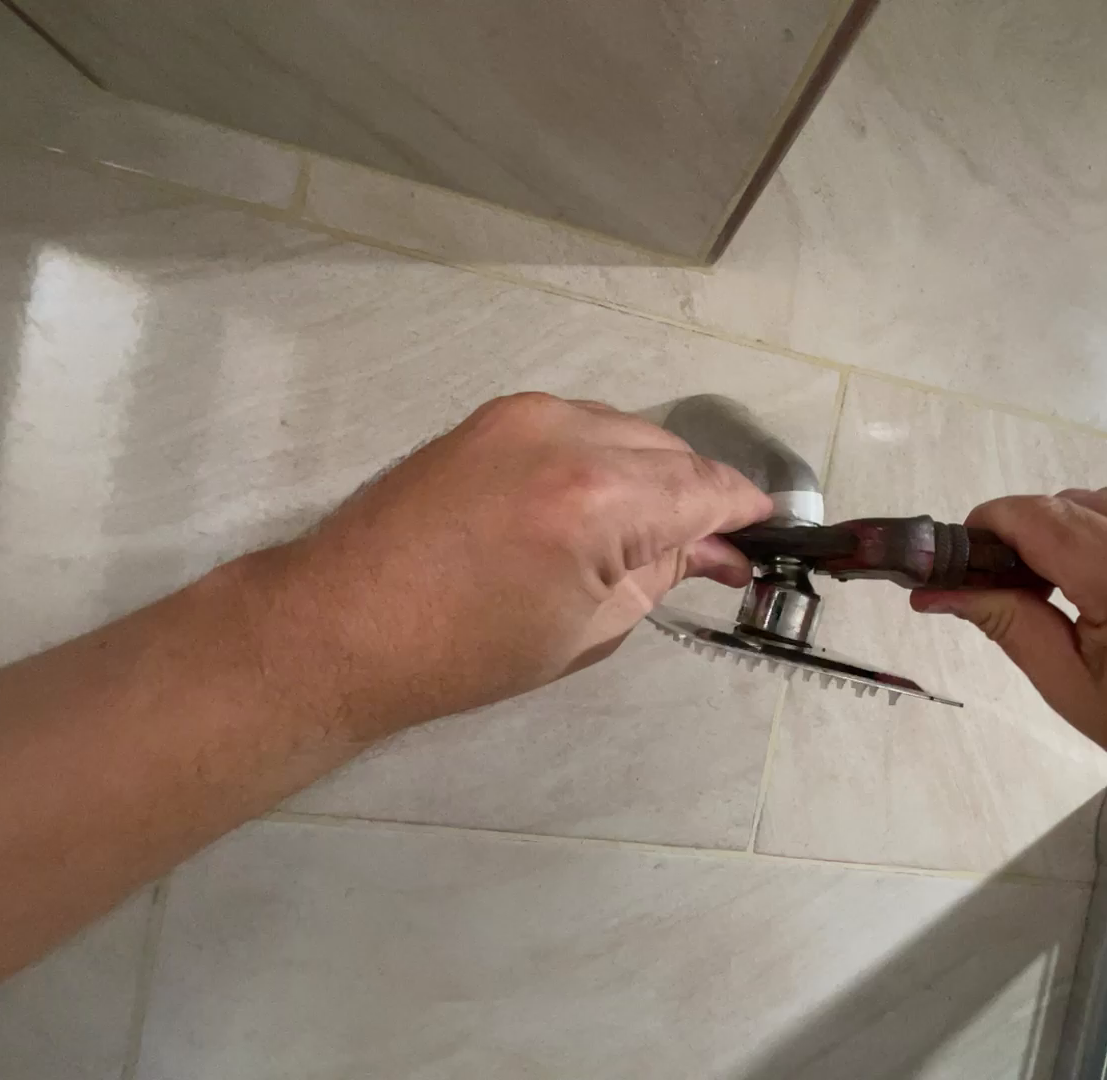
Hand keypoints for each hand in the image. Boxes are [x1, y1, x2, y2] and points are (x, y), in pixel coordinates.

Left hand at [235, 393, 772, 740]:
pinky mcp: (498, 413)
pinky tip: (600, 498)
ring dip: (655, 472)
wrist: (343, 624)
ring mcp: (528, 414)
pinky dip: (610, 455)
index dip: (743, 508)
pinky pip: (585, 423)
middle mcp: (569, 436)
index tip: (763, 528)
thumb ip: (666, 572)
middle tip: (704, 545)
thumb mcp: (593, 627)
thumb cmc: (471, 653)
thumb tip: (719, 551)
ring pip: (631, 429)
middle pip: (674, 451)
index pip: (705, 488)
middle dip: (699, 494)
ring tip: (646, 527)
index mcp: (599, 503)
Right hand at [911, 488, 1106, 840]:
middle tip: (1035, 581)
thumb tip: (935, 590)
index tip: (972, 544)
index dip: (995, 521)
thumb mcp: (1069, 688)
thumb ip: (1005, 621)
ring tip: (1101, 586)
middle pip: (1084, 501)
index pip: (1044, 517)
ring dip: (1098, 530)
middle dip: (1045, 532)